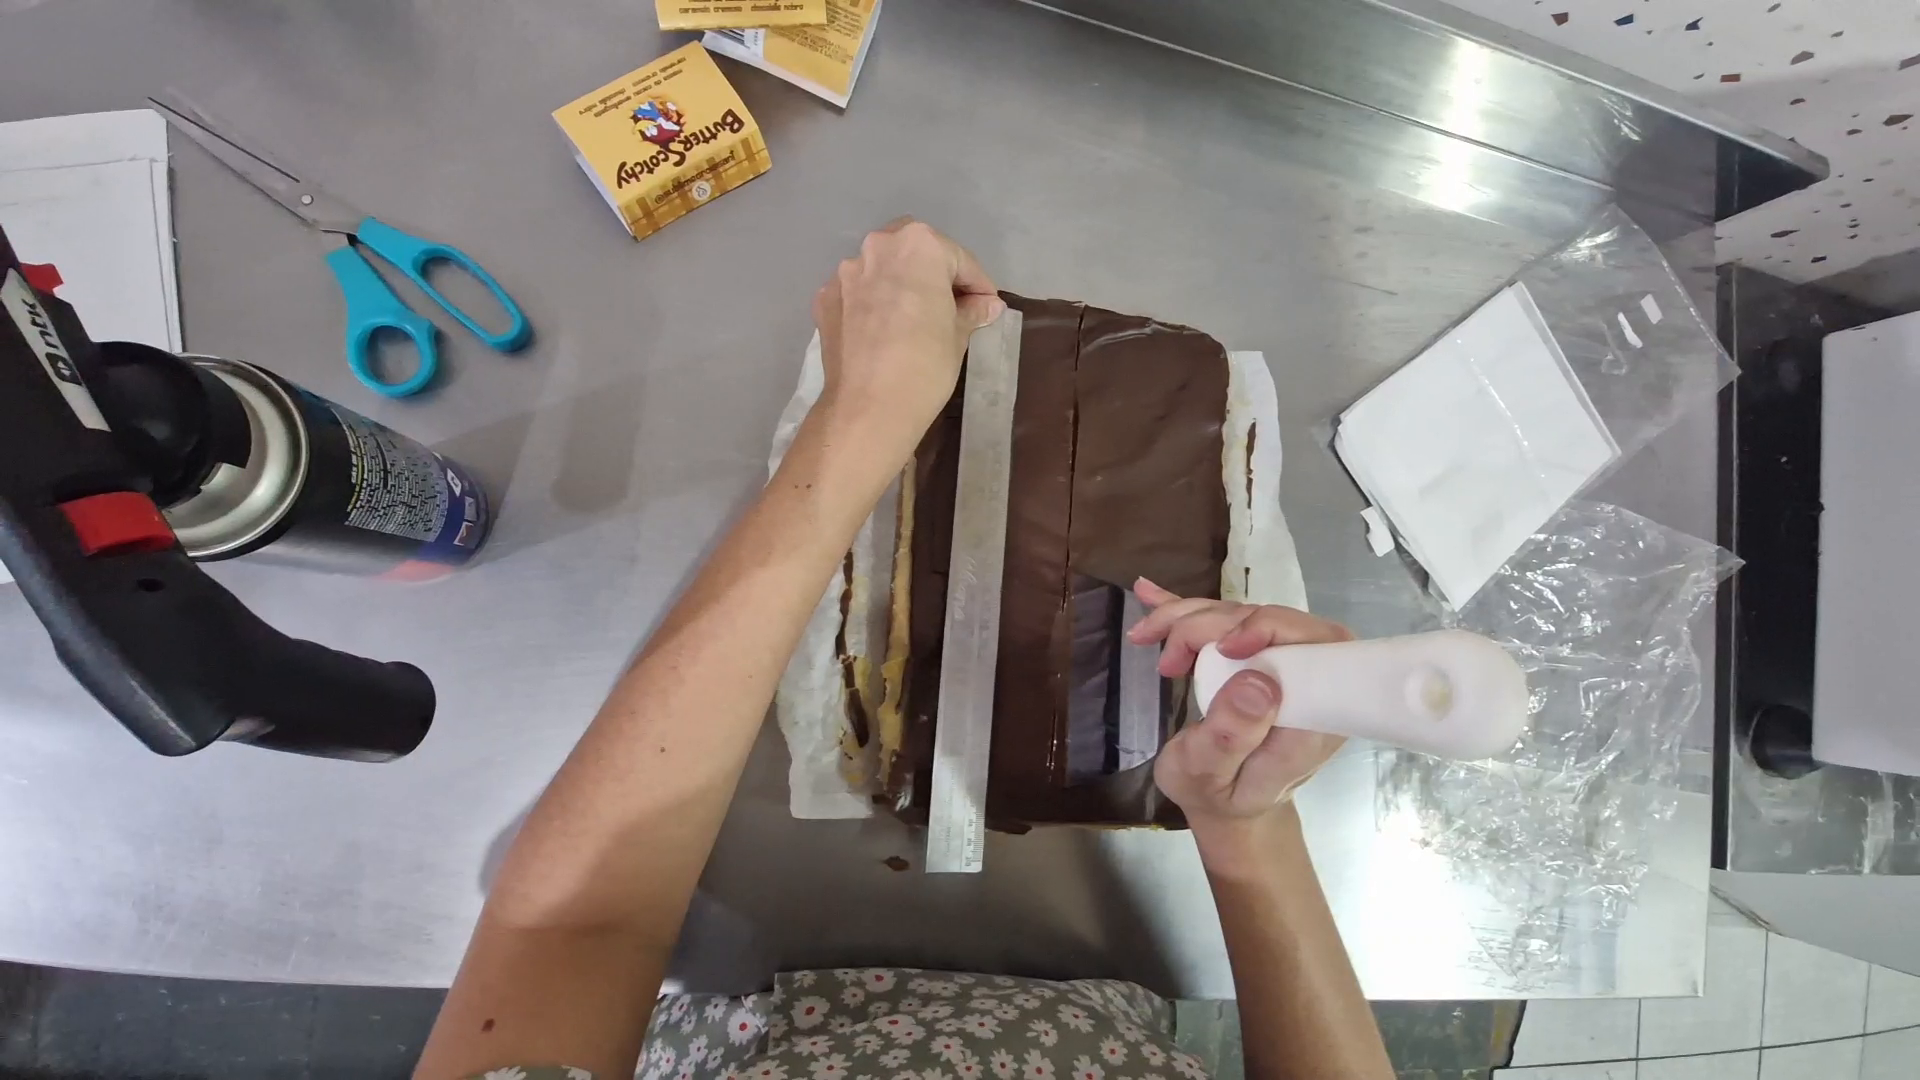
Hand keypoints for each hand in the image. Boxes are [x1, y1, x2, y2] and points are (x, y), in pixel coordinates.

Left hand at [811, 219, 1003, 456]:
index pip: (958, 259)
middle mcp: (878, 247)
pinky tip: (882, 332)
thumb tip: (986, 305)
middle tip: (949, 306)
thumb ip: (971, 311)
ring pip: (881, 270)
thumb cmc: (925, 366)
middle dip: (934, 274)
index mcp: (919, 245)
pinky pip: (858, 294)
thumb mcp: (958, 336)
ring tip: (912, 320)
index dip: (978, 284)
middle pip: (914, 252)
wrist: (868, 408)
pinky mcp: (825, 300)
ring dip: (899, 286)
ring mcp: (845, 273)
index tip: (987, 307)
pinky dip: (872, 305)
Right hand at [1127, 579, 1353, 830]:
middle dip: (1209, 624)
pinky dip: (1184, 607)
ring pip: (1240, 614)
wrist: (1224, 801)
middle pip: (1269, 620)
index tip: (1224, 647)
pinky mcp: (1253, 656)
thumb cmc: (1217, 796)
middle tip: (1165, 662)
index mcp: (1315, 714)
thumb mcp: (1212, 776)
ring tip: (1145, 636)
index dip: (1272, 628)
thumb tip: (1260, 682)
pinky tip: (1150, 592)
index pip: (1316, 645)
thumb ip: (1232, 736)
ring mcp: (1280, 664)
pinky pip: (1223, 621)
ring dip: (1188, 616)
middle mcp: (1308, 681)